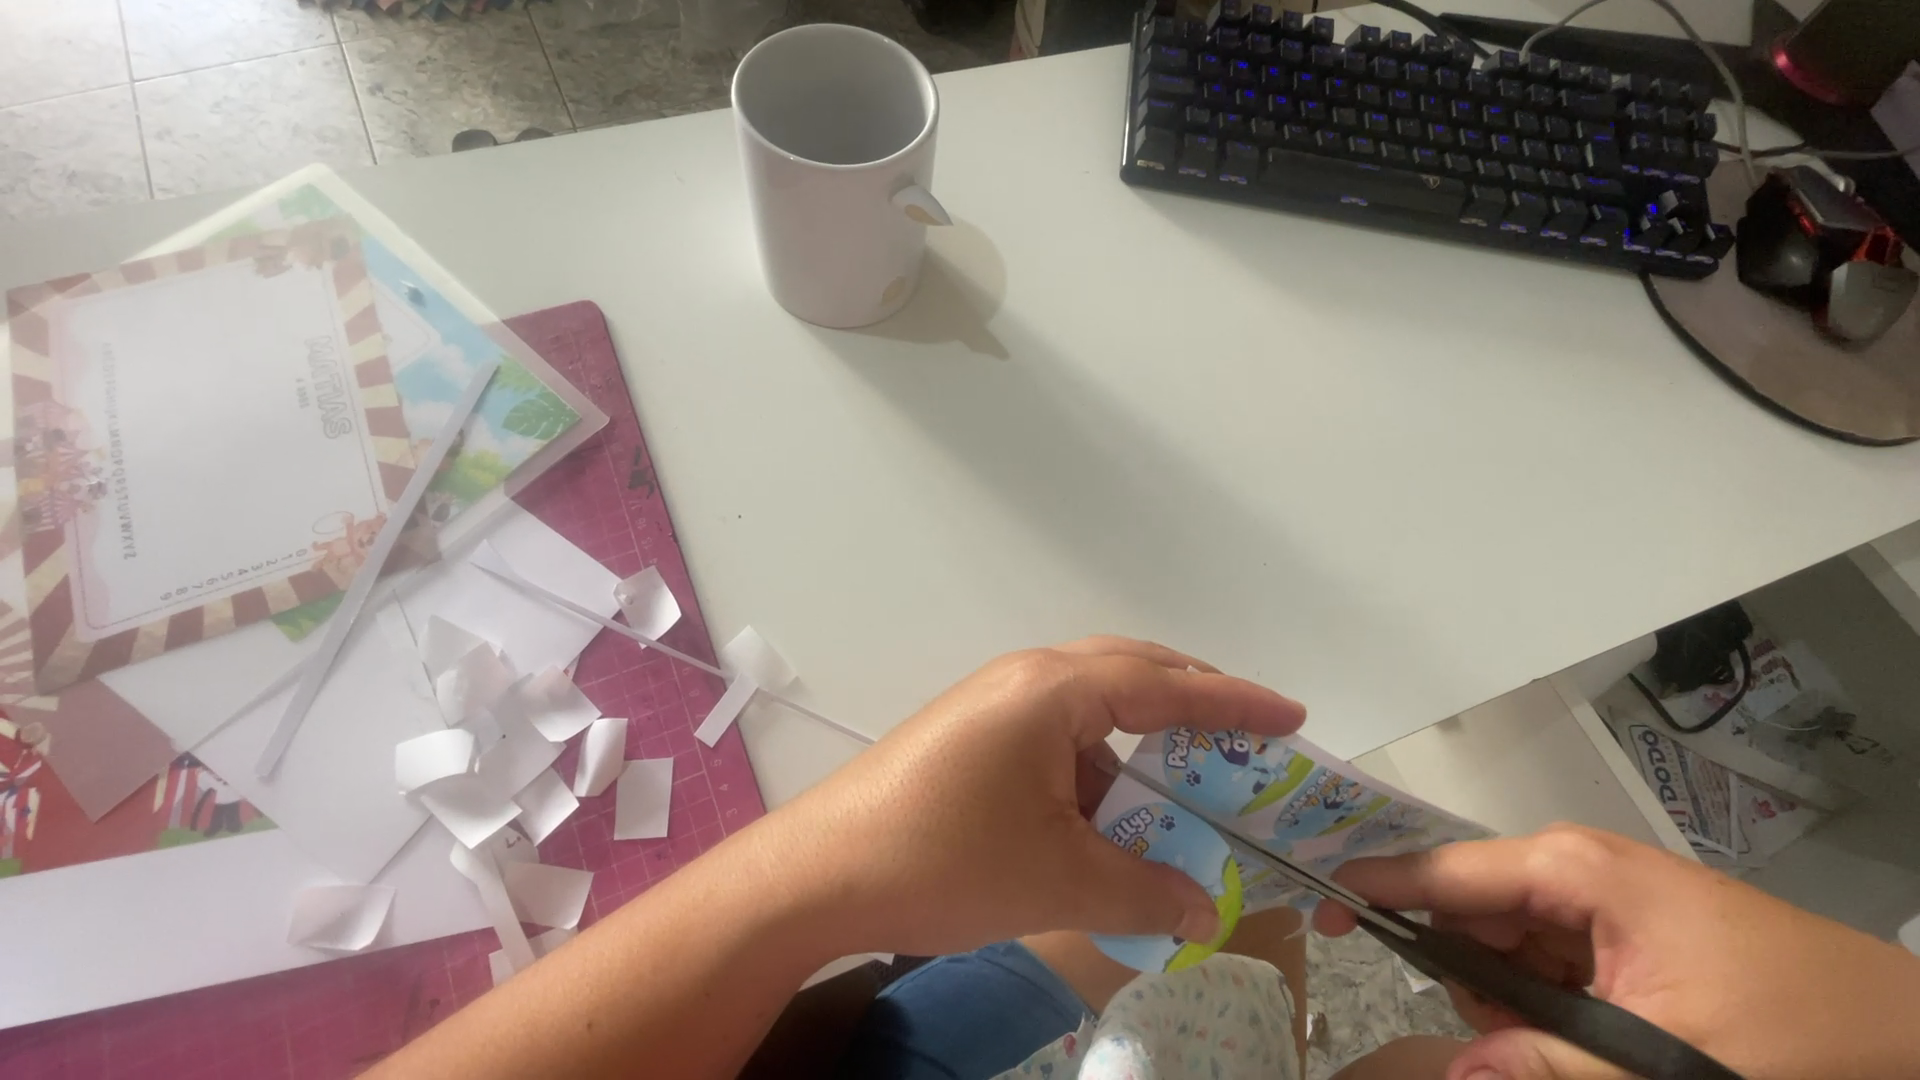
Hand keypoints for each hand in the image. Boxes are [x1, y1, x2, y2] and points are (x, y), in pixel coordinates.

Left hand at [759, 637, 1305, 958]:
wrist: (821, 872)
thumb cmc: (945, 860)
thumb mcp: (1059, 883)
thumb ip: (1146, 892)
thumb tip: (1203, 910)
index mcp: (1052, 691)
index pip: (1164, 684)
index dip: (1234, 702)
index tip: (1291, 716)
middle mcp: (1024, 679)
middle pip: (1128, 672)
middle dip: (1191, 703)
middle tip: (1245, 739)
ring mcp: (993, 703)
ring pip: (1090, 705)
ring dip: (1139, 742)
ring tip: (1184, 787)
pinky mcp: (973, 734)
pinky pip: (1056, 734)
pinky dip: (1096, 765)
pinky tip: (1111, 813)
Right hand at [1312, 824, 1919, 1079]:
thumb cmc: (1802, 1029)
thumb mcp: (1673, 1060)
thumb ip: (1552, 1064)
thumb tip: (1453, 1077)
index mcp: (1566, 870)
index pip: (1439, 871)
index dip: (1372, 888)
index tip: (1318, 910)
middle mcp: (1565, 867)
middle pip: (1463, 913)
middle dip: (1466, 978)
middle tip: (1513, 1042)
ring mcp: (1590, 893)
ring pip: (1497, 940)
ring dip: (1508, 999)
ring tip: (1576, 1046)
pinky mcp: (1612, 921)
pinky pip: (1539, 954)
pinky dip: (1540, 999)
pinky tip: (1586, 1035)